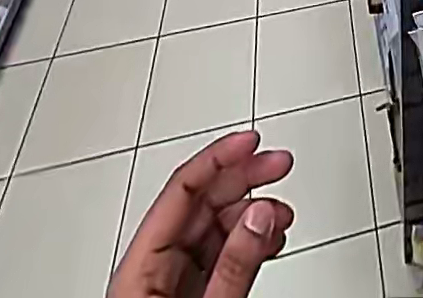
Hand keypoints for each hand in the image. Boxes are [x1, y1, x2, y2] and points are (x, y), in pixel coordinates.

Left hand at [108, 130, 295, 297]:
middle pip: (203, 200)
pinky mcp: (194, 296)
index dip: (219, 156)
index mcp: (139, 268)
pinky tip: (272, 237)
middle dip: (248, 177)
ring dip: (256, 210)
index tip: (252, 140)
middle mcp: (154, 269)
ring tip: (282, 213)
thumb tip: (260, 211)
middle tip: (281, 163)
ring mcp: (173, 283)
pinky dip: (253, 237)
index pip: (180, 189)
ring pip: (218, 223)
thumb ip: (233, 265)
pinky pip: (225, 250)